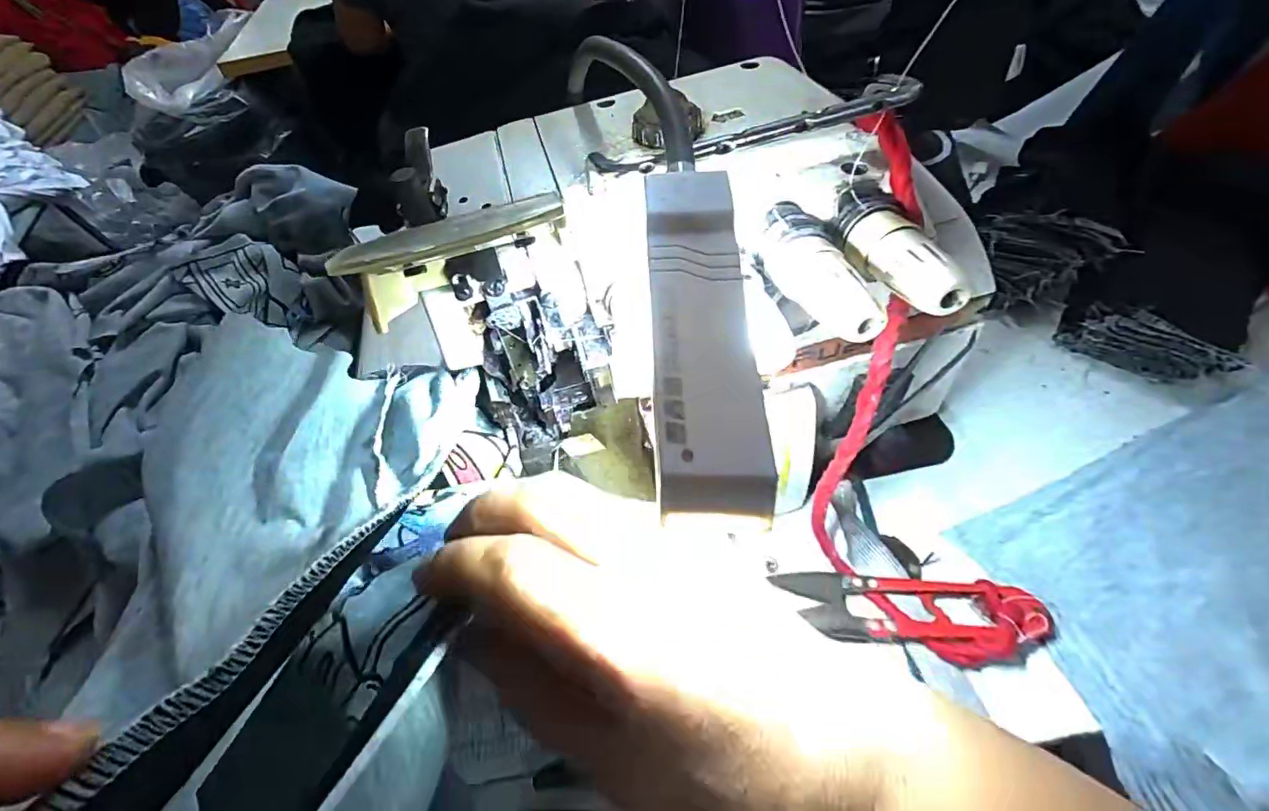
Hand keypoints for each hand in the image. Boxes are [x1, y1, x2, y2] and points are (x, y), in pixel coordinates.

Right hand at [416, 474, 903, 810]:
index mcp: (627, 638)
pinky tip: (547, 548)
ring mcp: (669, 537)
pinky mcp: (683, 529)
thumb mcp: (616, 768)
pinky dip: (550, 509)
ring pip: (564, 486)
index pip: (516, 567)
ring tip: (488, 543)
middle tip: (449, 554)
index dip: (457, 567)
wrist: (844, 746)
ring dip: (510, 504)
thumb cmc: (727, 781)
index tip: (425, 583)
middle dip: (475, 514)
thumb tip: (469, 634)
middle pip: (536, 500)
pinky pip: (594, 499)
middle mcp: (645, 565)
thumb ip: (531, 692)